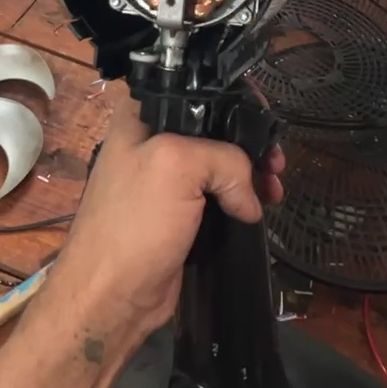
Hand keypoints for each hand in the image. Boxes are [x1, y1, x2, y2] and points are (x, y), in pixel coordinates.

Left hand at [41, 97, 284, 350]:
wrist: (111, 300)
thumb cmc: (133, 223)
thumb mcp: (177, 167)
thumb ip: (224, 158)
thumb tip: (249, 195)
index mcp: (143, 114)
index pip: (197, 87)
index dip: (236, 96)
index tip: (264, 113)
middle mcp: (156, 138)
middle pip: (217, 125)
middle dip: (251, 140)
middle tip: (276, 159)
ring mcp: (169, 177)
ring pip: (223, 160)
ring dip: (253, 171)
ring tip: (275, 188)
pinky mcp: (182, 211)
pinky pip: (221, 192)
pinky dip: (245, 196)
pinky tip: (263, 205)